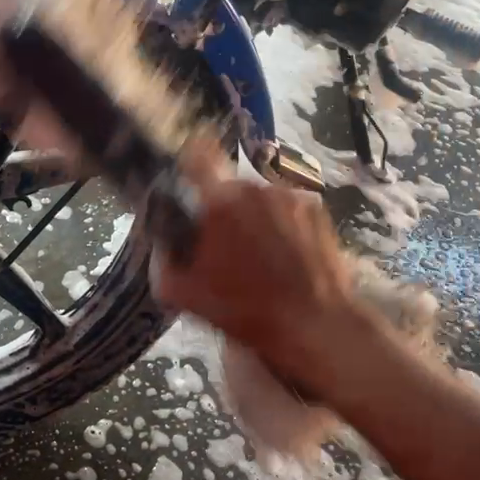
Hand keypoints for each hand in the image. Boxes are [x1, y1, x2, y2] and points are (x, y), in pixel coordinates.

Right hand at [151, 149, 375, 370]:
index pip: (196, 155)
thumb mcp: (185, 296)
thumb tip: (162, 247)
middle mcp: (254, 188)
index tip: (188, 173)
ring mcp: (289, 196)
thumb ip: (164, 263)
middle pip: (229, 185)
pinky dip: (283, 224)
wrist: (316, 324)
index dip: (189, 158)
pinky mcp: (316, 209)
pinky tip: (287, 255)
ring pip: (259, 197)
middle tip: (227, 242)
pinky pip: (287, 208)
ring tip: (262, 253)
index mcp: (218, 202)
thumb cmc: (246, 310)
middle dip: (224, 207)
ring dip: (255, 216)